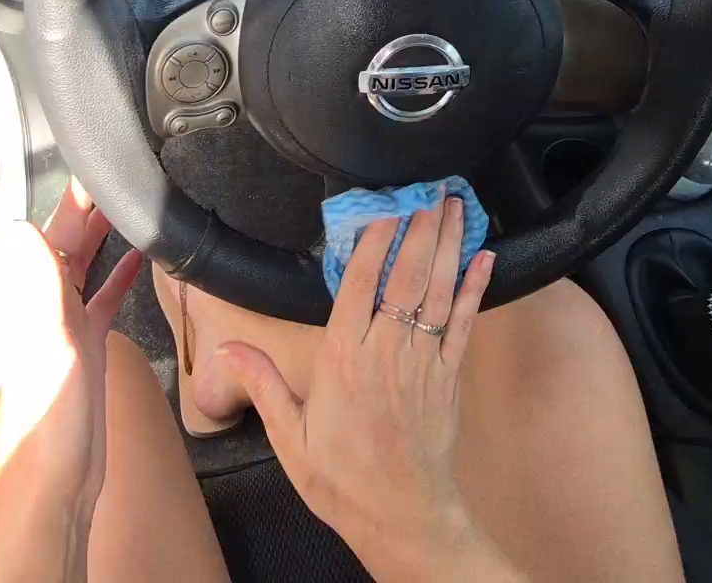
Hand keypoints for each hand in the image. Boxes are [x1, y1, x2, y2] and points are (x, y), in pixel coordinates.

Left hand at [0, 179, 142, 582]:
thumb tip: (22, 228)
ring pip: (87, 263)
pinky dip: (117, 275)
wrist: (56, 475)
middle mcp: (49, 303)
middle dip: (93, 205)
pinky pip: (104, 296)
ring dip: (104, 233)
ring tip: (127, 205)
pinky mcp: (86, 343)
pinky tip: (133, 263)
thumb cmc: (47, 417)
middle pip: (71, 240)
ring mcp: (68, 322)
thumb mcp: (45, 344)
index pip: (57, 231)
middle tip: (118, 174)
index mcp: (37, 297)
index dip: (76, 196)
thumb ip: (37, 287)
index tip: (95, 164)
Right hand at [218, 199, 524, 582]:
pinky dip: (476, 288)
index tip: (384, 208)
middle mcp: (387, 352)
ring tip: (456, 206)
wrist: (403, 520)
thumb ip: (261, 385)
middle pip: (407, 277)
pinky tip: (485, 258)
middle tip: (429, 191)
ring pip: (438, 291)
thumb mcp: (290, 436)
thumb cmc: (343, 478)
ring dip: (450, 245)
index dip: (375, 243)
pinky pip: (465, 323)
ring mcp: (424, 361)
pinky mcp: (450, 375)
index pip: (360, 286)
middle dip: (420, 229)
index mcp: (345, 360)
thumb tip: (226, 349)